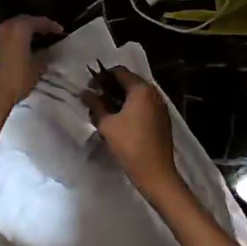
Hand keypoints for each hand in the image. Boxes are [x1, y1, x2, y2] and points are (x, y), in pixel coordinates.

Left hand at [0, 15, 63, 117]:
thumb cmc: (17, 79)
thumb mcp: (37, 67)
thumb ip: (44, 54)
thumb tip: (46, 50)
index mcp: (19, 28)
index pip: (38, 21)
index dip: (51, 25)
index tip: (60, 30)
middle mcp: (5, 28)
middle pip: (23, 21)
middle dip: (36, 25)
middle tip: (47, 31)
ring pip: (12, 28)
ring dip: (24, 31)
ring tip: (35, 39)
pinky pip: (5, 37)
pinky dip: (14, 39)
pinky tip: (21, 48)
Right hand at [87, 67, 181, 195]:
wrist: (156, 173)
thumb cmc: (130, 146)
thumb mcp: (107, 125)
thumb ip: (95, 105)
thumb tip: (85, 92)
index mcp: (141, 89)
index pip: (120, 71)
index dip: (102, 76)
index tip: (90, 87)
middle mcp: (154, 93)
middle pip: (129, 81)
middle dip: (111, 88)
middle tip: (96, 99)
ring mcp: (160, 106)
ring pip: (137, 94)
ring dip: (120, 99)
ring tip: (105, 111)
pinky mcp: (162, 119)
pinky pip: (144, 105)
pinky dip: (131, 107)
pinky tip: (120, 121)